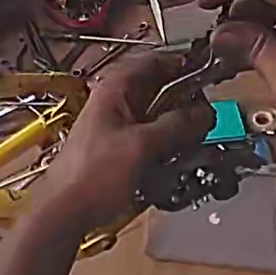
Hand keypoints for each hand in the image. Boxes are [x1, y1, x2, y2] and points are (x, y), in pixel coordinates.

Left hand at [36, 55, 214, 229]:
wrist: (66, 211)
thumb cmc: (91, 176)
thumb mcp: (142, 145)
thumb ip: (176, 125)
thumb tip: (203, 113)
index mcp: (114, 90)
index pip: (155, 62)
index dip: (184, 65)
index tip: (209, 75)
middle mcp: (113, 104)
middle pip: (159, 91)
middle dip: (185, 102)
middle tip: (208, 115)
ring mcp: (115, 127)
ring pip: (156, 117)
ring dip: (177, 127)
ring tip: (197, 139)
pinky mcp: (117, 151)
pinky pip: (149, 140)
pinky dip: (165, 145)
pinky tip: (177, 158)